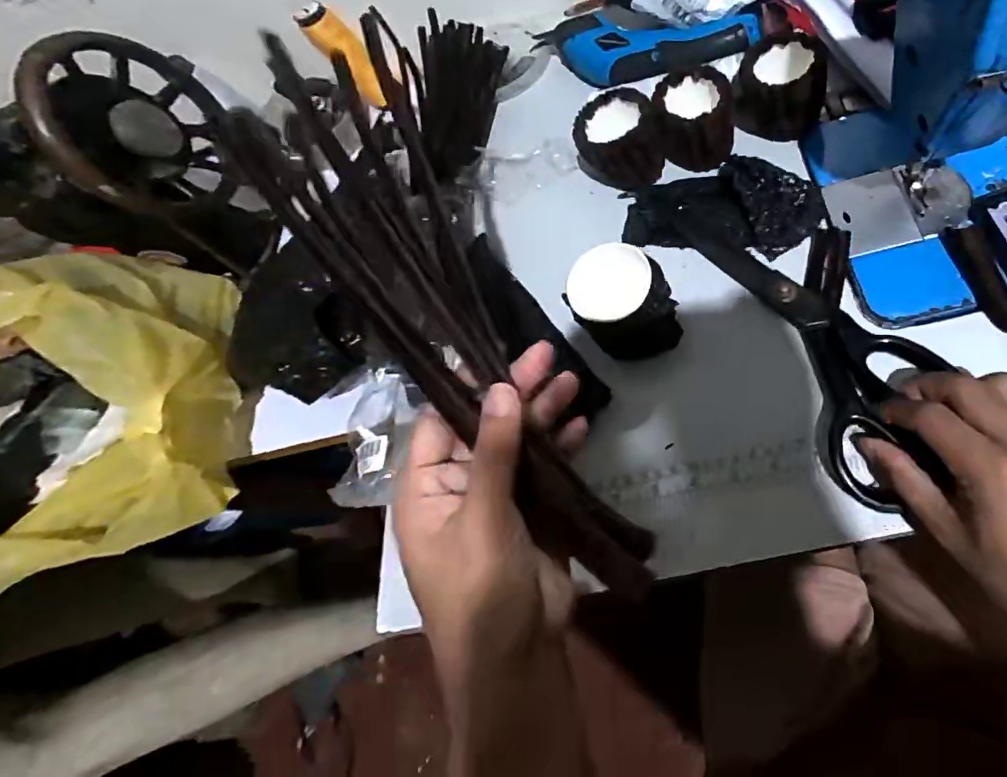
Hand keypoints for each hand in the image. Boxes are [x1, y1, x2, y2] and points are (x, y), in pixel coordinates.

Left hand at [394, 342, 584, 667]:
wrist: (518, 653)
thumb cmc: (480, 588)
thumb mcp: (482, 517)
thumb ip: (493, 451)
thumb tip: (499, 387)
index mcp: (426, 488)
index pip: (440, 422)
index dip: (468, 386)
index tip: (496, 352)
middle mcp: (459, 486)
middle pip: (487, 425)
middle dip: (516, 390)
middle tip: (546, 354)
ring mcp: (498, 498)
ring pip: (520, 442)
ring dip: (544, 413)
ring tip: (571, 380)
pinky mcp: (533, 510)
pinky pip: (545, 468)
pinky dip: (561, 446)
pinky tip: (580, 425)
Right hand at [859, 373, 1006, 672]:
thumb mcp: (950, 538)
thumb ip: (908, 482)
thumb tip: (868, 442)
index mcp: (991, 471)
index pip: (933, 416)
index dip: (899, 409)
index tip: (882, 415)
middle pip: (964, 386)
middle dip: (927, 386)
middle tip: (907, 403)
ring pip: (1001, 383)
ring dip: (968, 386)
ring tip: (951, 408)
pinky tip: (997, 419)